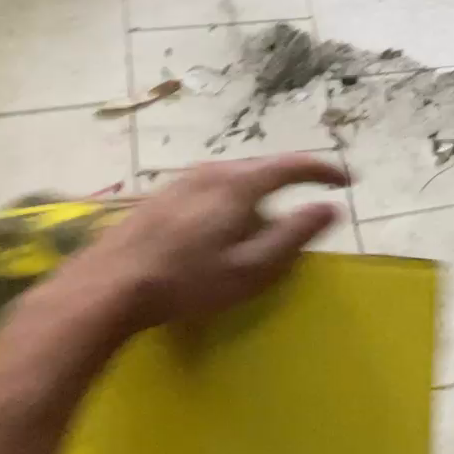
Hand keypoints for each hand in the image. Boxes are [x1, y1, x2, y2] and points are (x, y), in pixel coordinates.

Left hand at [56, 155, 350, 331]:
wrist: (106, 287)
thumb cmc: (188, 281)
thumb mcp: (253, 267)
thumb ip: (295, 234)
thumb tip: (331, 208)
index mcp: (238, 184)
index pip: (293, 166)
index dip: (324, 171)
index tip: (347, 180)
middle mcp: (211, 172)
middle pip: (263, 167)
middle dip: (293, 180)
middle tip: (313, 199)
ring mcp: (181, 181)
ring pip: (235, 176)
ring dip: (261, 191)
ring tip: (272, 216)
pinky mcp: (161, 196)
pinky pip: (212, 187)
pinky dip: (234, 198)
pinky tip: (227, 223)